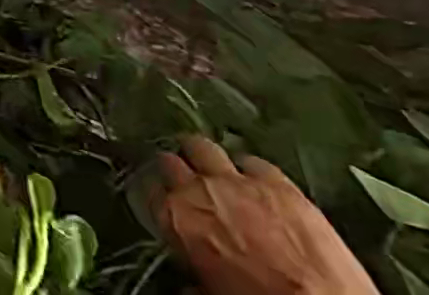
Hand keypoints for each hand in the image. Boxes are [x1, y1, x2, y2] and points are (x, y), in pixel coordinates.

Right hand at [152, 136, 377, 294]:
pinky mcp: (279, 185)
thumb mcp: (211, 292)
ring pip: (204, 147)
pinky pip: (255, 162)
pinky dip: (251, 169)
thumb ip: (193, 273)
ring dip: (205, 157)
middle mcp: (197, 190)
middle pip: (170, 159)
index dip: (158, 193)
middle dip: (176, 168)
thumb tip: (191, 279)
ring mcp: (238, 182)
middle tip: (187, 179)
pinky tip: (257, 181)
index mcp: (175, 217)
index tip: (167, 200)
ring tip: (215, 169)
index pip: (149, 188)